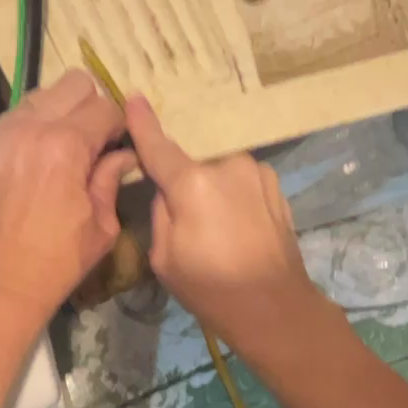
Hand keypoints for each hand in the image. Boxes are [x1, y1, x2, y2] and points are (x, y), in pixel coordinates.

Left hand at [0, 71, 135, 323]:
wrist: (6, 281)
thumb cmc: (60, 260)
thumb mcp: (101, 224)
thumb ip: (111, 178)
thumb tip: (123, 155)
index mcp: (67, 147)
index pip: (104, 107)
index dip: (118, 125)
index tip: (117, 145)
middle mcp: (32, 129)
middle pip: (73, 84)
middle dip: (89, 107)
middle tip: (91, 140)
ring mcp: (2, 137)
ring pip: (40, 96)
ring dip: (58, 114)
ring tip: (61, 150)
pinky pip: (13, 120)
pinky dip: (30, 130)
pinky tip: (35, 161)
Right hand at [126, 96, 326, 354]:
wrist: (273, 307)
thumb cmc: (211, 288)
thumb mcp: (163, 259)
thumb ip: (161, 213)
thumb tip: (169, 192)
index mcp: (193, 183)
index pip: (159, 147)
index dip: (142, 126)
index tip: (133, 100)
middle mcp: (227, 165)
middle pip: (192, 168)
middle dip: (185, 189)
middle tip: (190, 230)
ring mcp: (256, 172)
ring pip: (218, 176)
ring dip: (212, 196)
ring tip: (217, 236)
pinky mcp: (275, 185)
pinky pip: (240, 186)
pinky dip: (233, 202)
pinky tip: (238, 233)